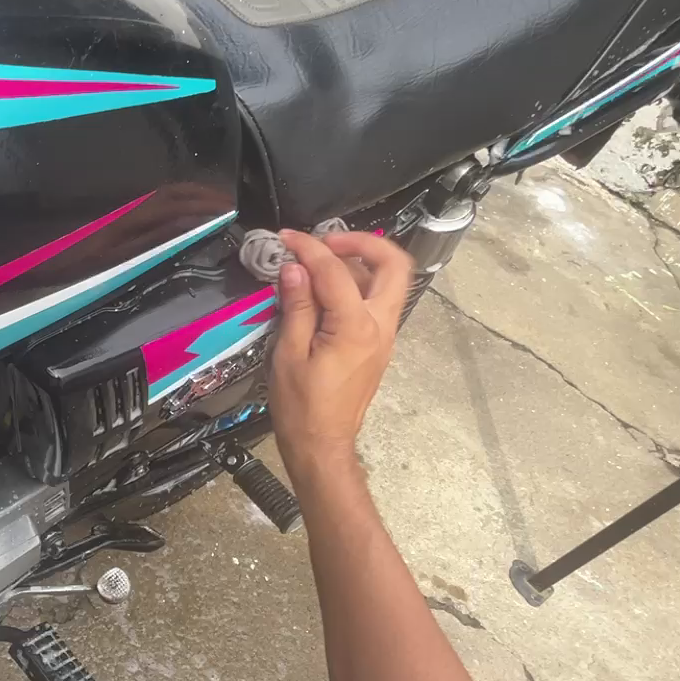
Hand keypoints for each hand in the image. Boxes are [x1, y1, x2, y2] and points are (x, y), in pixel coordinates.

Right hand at [268, 230, 412, 483]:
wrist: (322, 443)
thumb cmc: (300, 406)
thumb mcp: (288, 356)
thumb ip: (296, 308)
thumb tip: (294, 270)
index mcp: (355, 327)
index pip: (335, 272)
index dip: (309, 249)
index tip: (288, 237)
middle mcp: (380, 325)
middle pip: (392, 264)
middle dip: (361, 243)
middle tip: (325, 242)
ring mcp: (385, 335)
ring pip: (389, 281)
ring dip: (361, 263)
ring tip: (322, 264)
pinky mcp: (378, 344)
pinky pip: (376, 301)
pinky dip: (357, 285)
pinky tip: (326, 292)